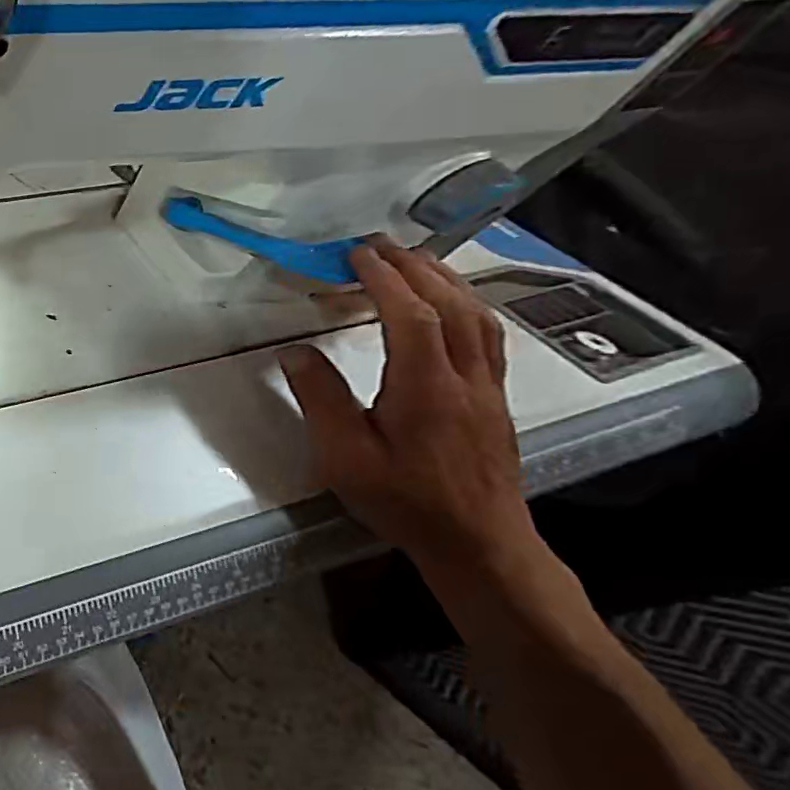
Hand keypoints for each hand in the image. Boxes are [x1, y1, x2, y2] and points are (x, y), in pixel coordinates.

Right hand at [277, 242, 536, 572]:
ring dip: (445, 279)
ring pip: (477, 316)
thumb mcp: (346, 458)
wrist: (479, 544)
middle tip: (380, 245)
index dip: (385, 279)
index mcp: (426, 387)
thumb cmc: (406, 501)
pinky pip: (488, 334)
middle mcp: (465, 377)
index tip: (356, 255)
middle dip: (414, 266)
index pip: (412, 315)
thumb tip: (294, 352)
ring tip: (414, 260)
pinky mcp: (496, 399)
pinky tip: (451, 303)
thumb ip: (320, 400)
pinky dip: (466, 303)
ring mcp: (487, 387)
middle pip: (450, 304)